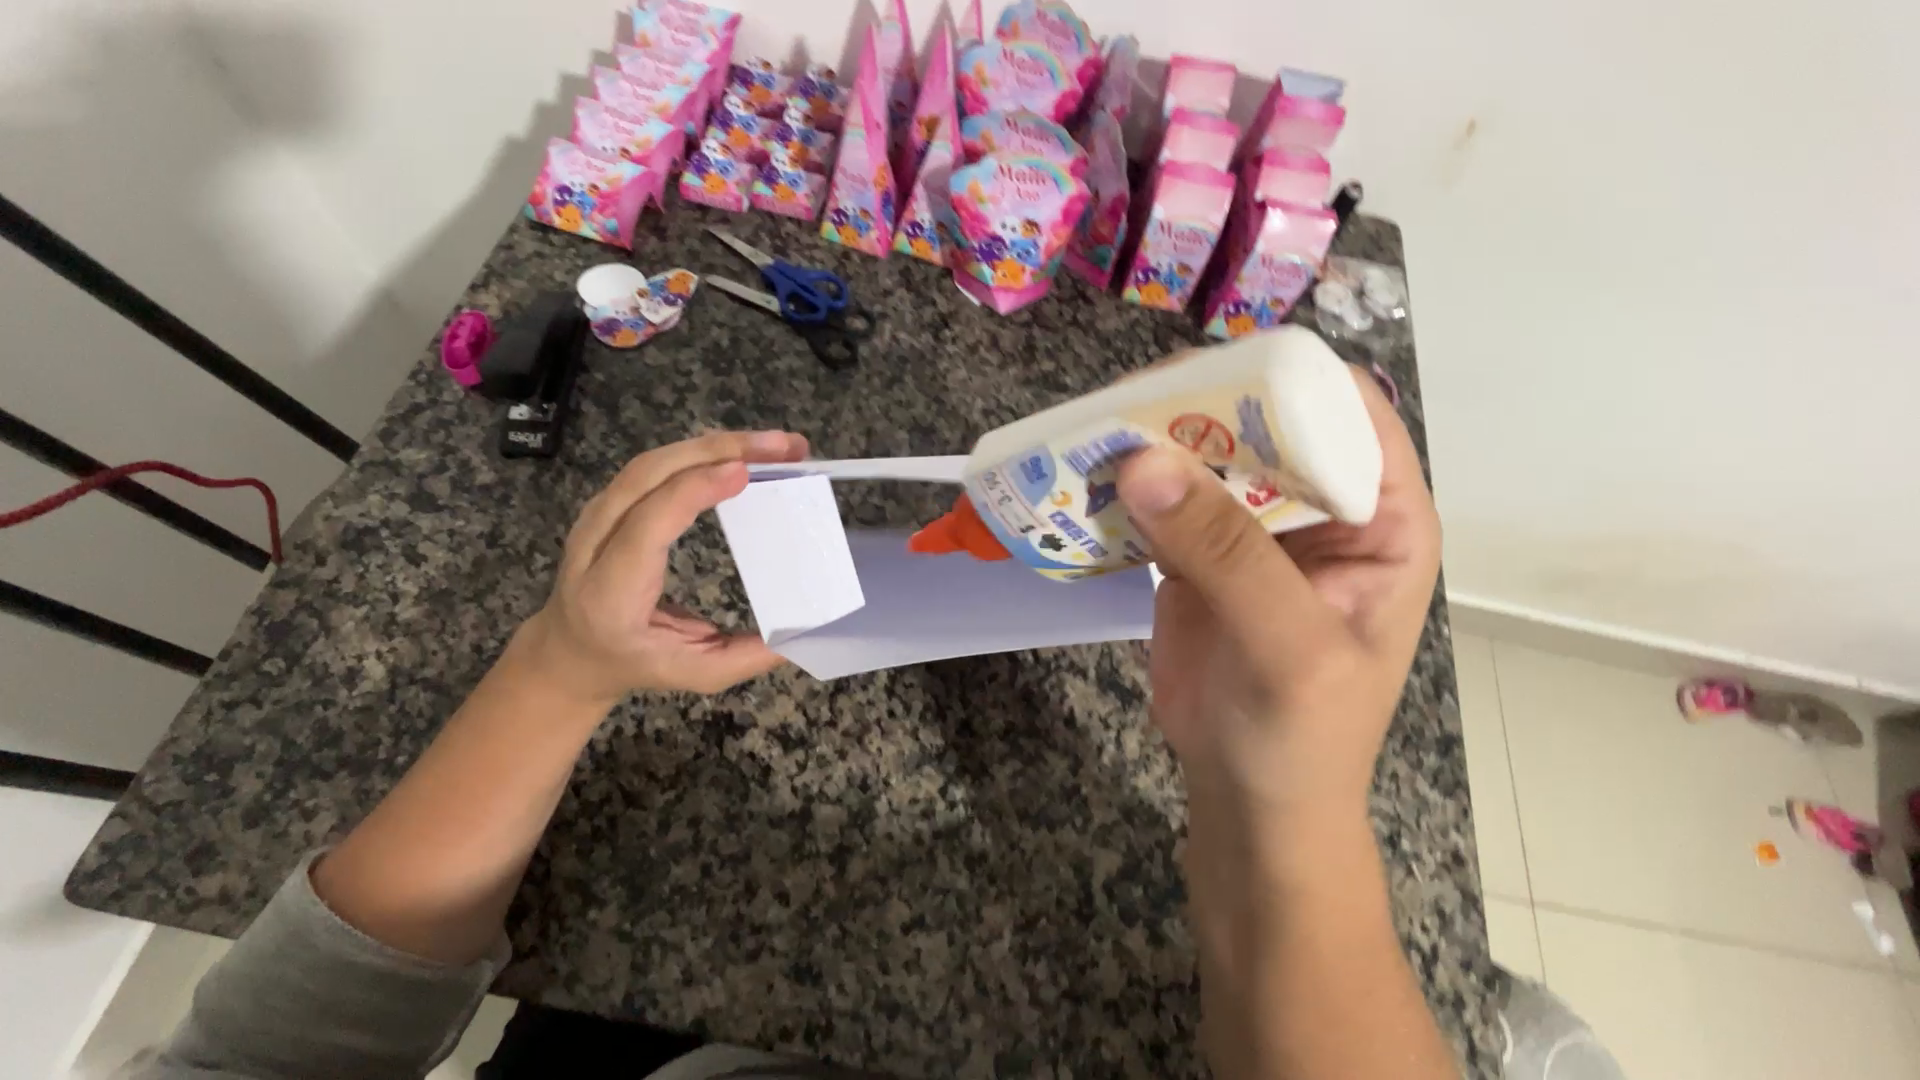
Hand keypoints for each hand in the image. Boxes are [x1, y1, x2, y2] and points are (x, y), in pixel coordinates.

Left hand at [518, 430, 809, 704]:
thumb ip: (744, 657)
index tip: (742, 473)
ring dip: (717, 444)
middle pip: (648, 474)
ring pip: (653, 461)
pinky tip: (745, 451)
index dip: (693, 491)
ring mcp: (598, 515)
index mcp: (610, 591)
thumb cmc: (631, 661)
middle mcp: (595, 542)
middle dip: (717, 450)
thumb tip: (801, 637)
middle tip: (783, 447)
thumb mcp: (690, 673)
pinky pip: (657, 464)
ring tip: (776, 445)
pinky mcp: (612, 501)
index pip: (647, 524)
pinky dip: (703, 450)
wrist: (569, 650)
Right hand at [1116, 368, 1439, 812]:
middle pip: (1263, 422)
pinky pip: (1162, 501)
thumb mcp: (1289, 648)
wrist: (1251, 799)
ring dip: (1151, 444)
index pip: (1349, 411)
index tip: (1205, 377)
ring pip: (1204, 456)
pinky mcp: (1197, 552)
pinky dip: (1125, 490)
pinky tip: (1083, 482)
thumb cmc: (1303, 735)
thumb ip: (1228, 554)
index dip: (1286, 381)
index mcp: (1382, 515)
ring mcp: (1254, 528)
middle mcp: (1322, 506)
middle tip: (1124, 405)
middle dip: (1198, 407)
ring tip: (1089, 437)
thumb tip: (1143, 460)